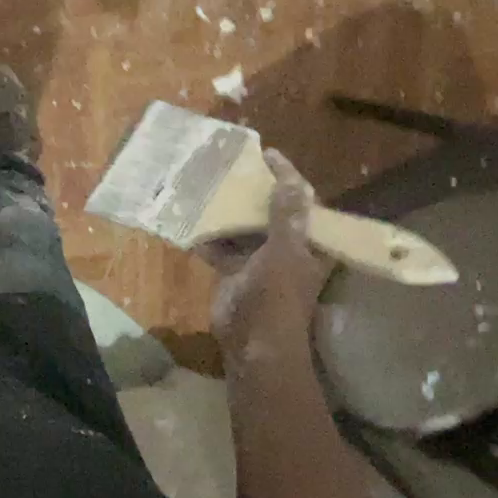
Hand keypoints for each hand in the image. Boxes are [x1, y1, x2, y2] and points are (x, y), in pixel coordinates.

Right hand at [205, 150, 331, 369]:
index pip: (300, 201)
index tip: (267, 154)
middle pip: (269, 211)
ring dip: (226, 212)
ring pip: (242, 228)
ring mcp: (257, 260)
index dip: (287, 177)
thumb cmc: (275, 299)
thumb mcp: (283, 253)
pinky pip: (220, 247)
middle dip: (251, 191)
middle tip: (230, 167)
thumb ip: (286, 217)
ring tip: (208, 186)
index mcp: (307, 242)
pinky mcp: (233, 273)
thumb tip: (290, 178)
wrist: (252, 343)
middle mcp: (285, 247)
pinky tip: (190, 221)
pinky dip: (207, 236)